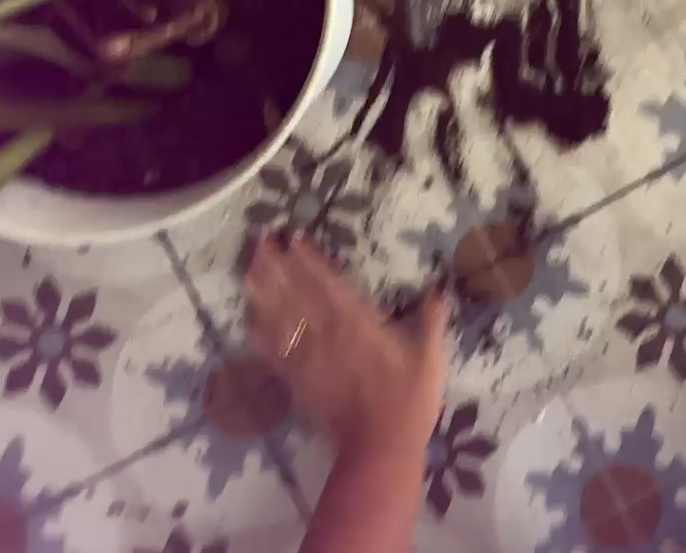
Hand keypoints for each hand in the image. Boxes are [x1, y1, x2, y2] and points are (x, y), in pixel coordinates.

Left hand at [244, 237, 451, 451]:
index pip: (328, 282)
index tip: (292, 237)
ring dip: (264, 293)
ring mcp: (311, 358)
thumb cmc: (409, 398)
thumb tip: (438, 287)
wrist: (382, 448)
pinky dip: (261, 338)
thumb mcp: (431, 354)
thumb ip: (432, 318)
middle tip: (258, 241)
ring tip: (248, 270)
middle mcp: (330, 333)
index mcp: (360, 321)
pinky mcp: (301, 383)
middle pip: (298, 294)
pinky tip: (247, 323)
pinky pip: (276, 356)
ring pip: (282, 319)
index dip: (309, 259)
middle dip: (278, 266)